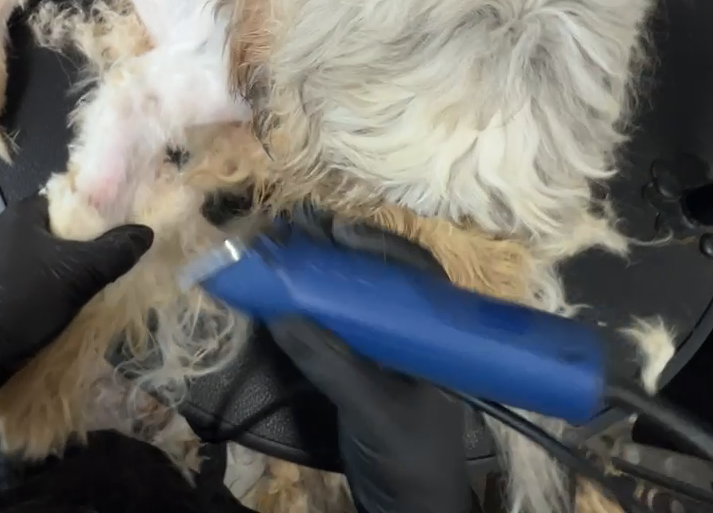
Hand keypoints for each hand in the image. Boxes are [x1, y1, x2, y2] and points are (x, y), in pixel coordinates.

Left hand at [0, 192, 152, 455]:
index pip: (69, 199)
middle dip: (83, 244)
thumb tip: (146, 231)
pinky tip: (57, 307)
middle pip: (56, 229)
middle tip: (111, 262)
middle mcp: (3, 228)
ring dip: (63, 270)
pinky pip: (24, 279)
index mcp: (23, 211)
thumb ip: (115, 251)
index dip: (97, 211)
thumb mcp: (78, 275)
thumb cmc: (22, 301)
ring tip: (91, 287)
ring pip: (40, 257)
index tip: (120, 231)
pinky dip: (43, 288)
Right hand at [266, 209, 472, 512]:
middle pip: (376, 275)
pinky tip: (282, 291)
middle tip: (295, 228)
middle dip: (336, 251)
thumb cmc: (408, 456)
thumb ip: (330, 361)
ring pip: (353, 295)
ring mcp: (385, 347)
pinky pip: (335, 321)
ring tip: (281, 247)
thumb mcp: (374, 410)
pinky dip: (308, 304)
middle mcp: (411, 330)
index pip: (413, 270)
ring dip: (317, 272)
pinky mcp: (361, 364)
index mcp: (434, 333)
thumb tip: (278, 311)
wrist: (407, 512)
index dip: (375, 244)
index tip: (336, 229)